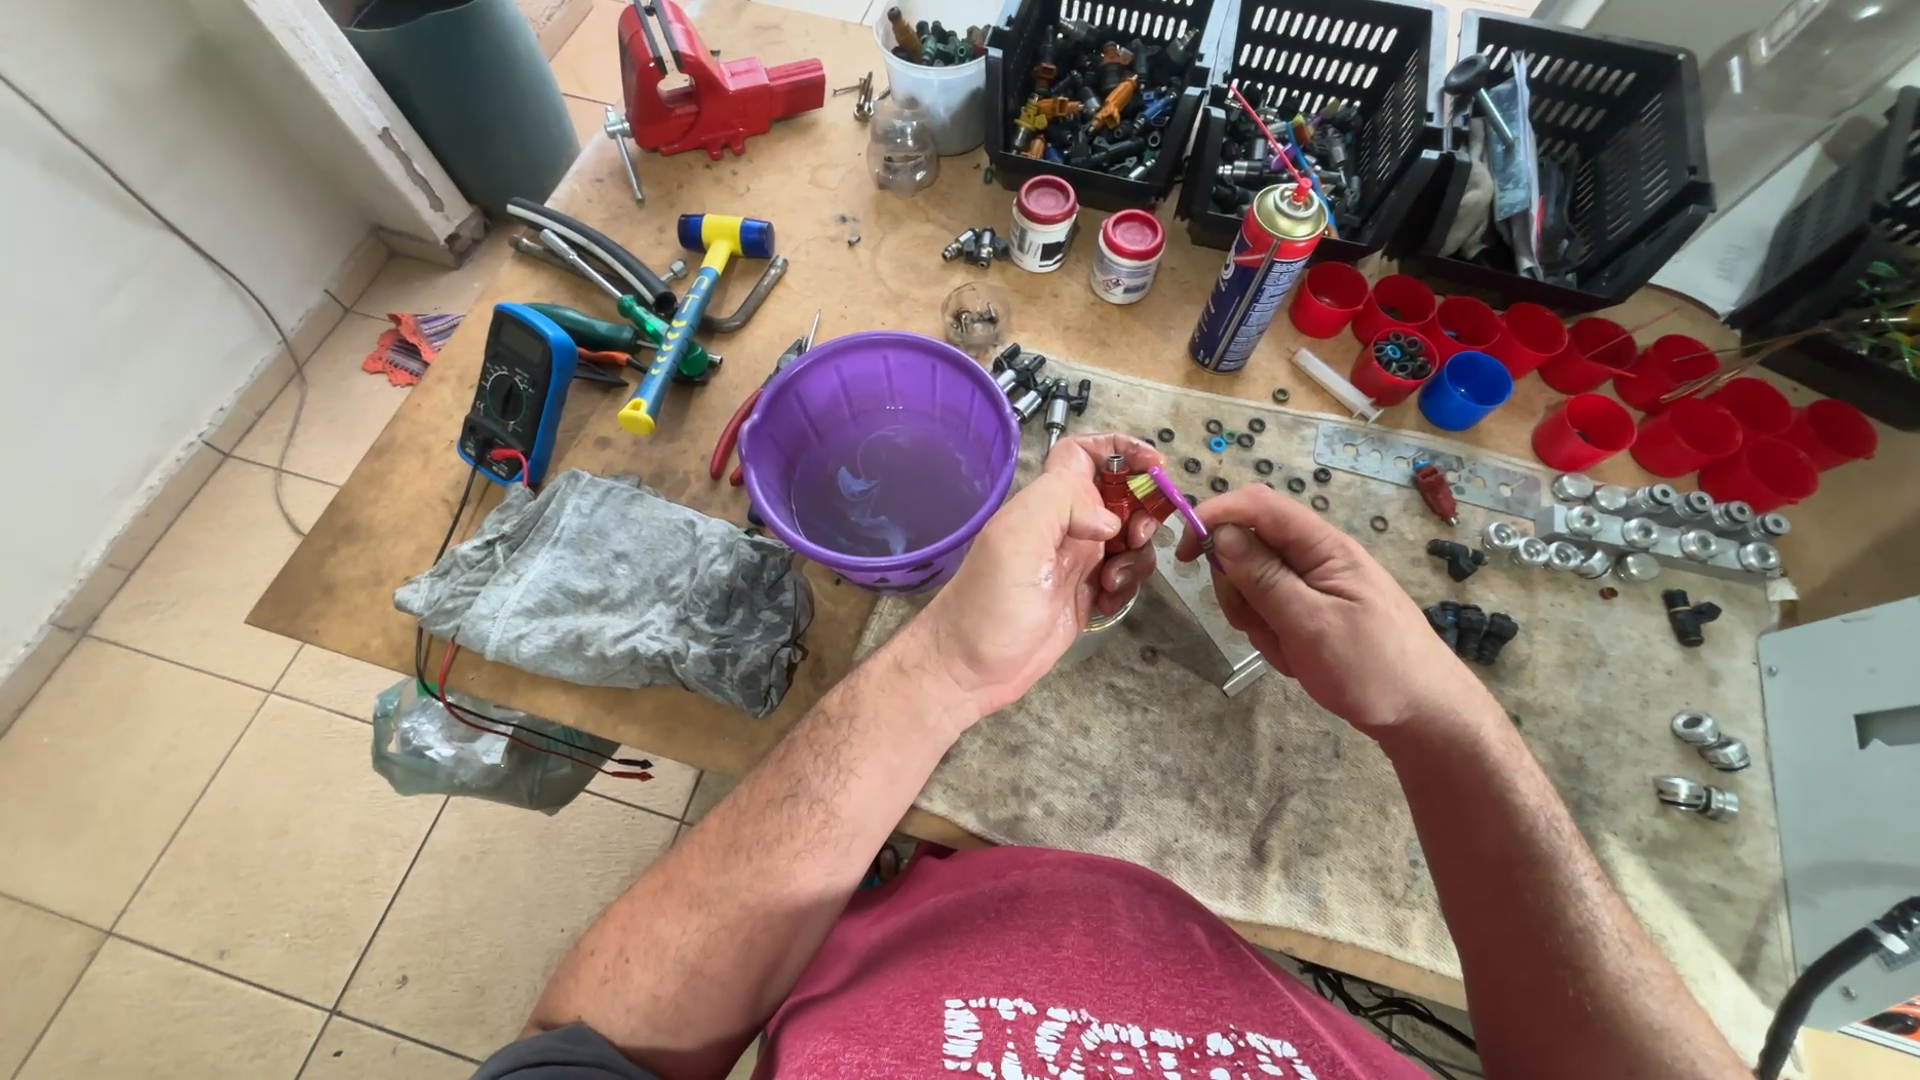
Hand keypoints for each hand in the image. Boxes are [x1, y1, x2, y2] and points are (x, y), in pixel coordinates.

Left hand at [910, 434, 1163, 718]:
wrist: (971, 669)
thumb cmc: (989, 602)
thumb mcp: (1017, 538)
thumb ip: (1062, 502)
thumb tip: (1110, 517)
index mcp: (1046, 502)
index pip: (1085, 454)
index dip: (1121, 449)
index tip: (1155, 466)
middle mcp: (1065, 526)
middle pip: (1122, 496)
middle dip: (1143, 510)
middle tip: (1135, 537)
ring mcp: (1078, 562)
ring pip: (1129, 539)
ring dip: (1136, 555)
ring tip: (1110, 582)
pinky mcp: (1086, 596)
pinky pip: (1124, 577)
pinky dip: (1128, 587)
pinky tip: (1105, 603)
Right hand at [1175, 485, 1490, 736]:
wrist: (1425, 714)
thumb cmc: (1374, 669)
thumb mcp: (1311, 625)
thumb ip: (1263, 578)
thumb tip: (1221, 534)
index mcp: (1322, 546)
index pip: (1257, 506)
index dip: (1213, 515)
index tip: (1184, 552)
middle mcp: (1315, 556)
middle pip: (1246, 546)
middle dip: (1235, 585)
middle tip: (1256, 623)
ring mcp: (1311, 584)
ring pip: (1250, 582)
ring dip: (1253, 616)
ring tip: (1287, 648)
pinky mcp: (1309, 609)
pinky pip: (1267, 609)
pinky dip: (1269, 634)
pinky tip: (1296, 657)